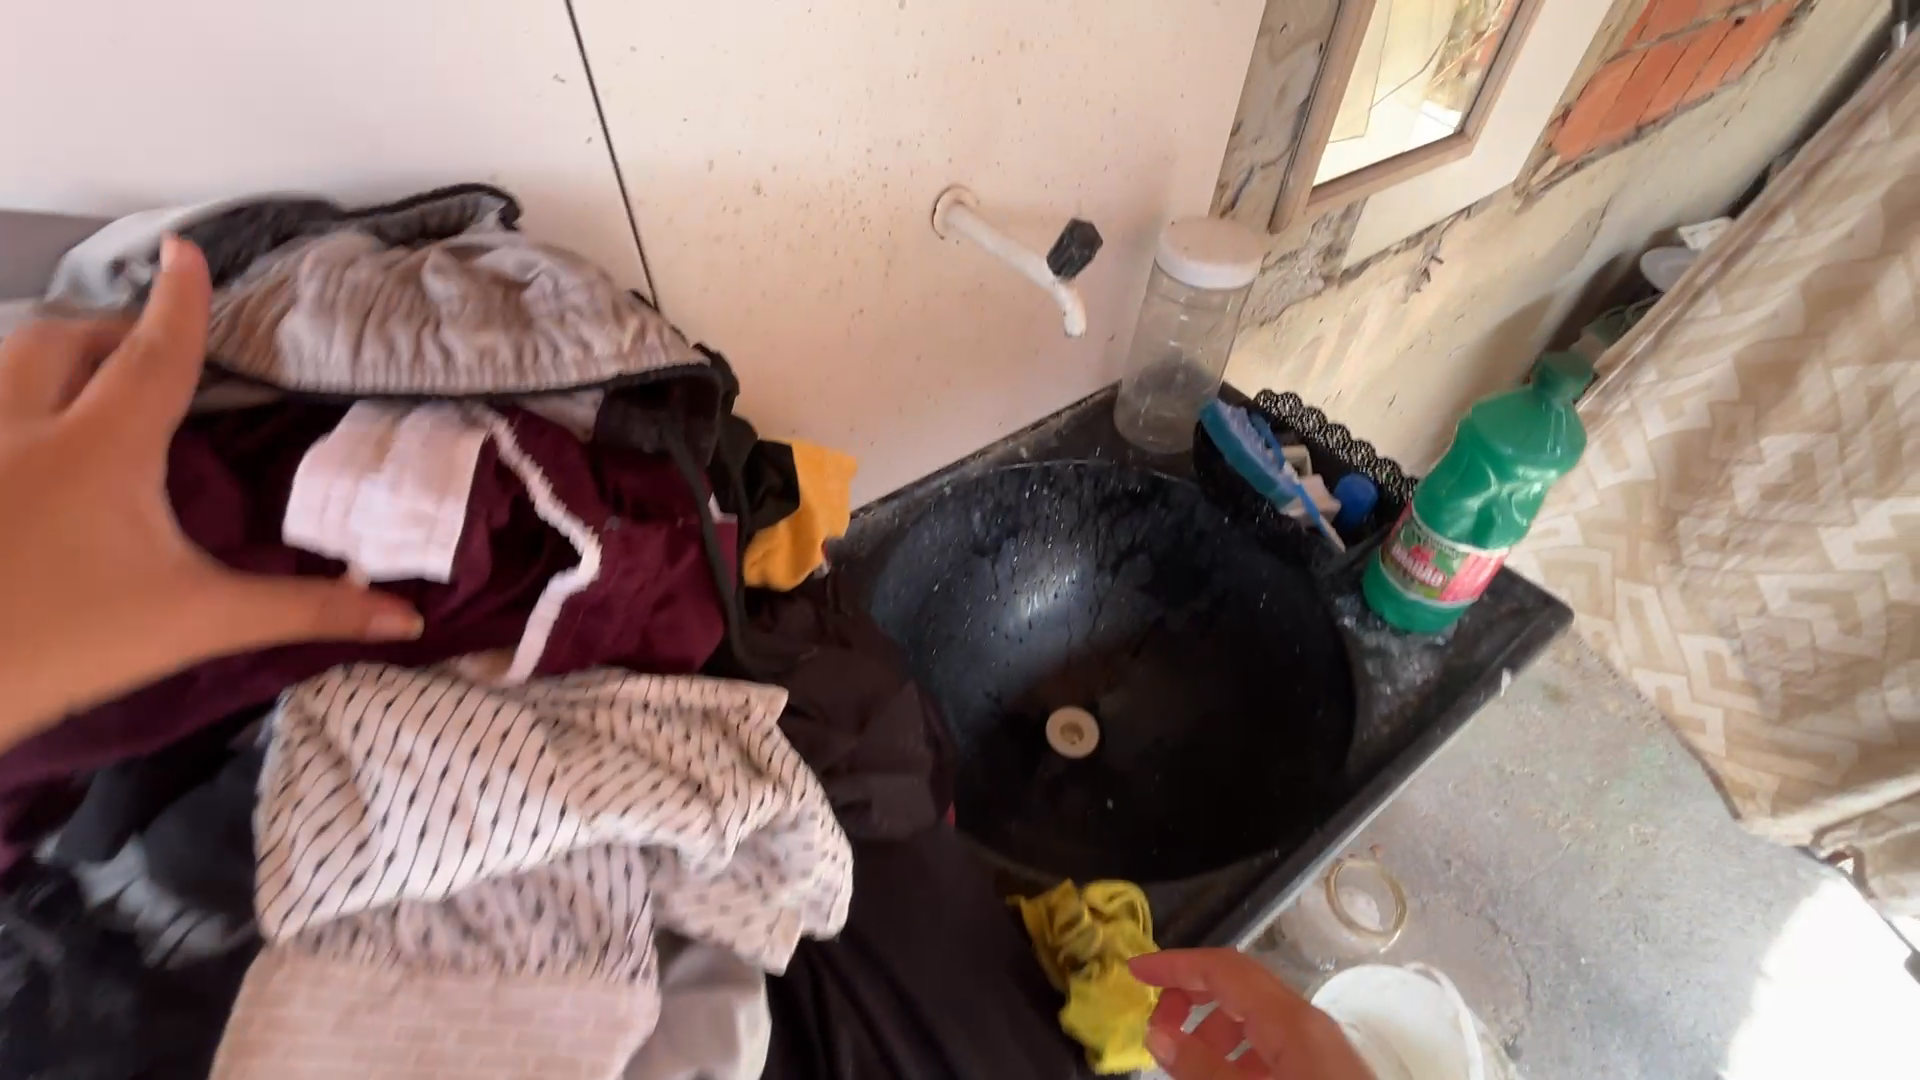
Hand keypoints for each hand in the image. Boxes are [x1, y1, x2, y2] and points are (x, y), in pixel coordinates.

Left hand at [0, 235, 421, 747]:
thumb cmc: (63, 640)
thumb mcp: (202, 621)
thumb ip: (308, 610)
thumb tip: (409, 619)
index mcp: (95, 452)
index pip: (153, 360)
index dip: (179, 305)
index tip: (189, 252)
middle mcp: (16, 434)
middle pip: (54, 341)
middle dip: (109, 329)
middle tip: (159, 347)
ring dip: (54, 357)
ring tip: (100, 379)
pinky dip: (16, 400)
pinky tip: (42, 438)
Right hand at [1131, 948, 1372, 1079]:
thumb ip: (1202, 1069)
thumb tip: (1156, 1033)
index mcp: (1292, 1020)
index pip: (1221, 968)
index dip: (1174, 965)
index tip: (1135, 972)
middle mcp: (1308, 1023)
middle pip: (1238, 986)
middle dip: (1191, 997)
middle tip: (1159, 1026)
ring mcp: (1322, 1050)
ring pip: (1255, 1018)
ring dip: (1213, 1029)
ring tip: (1188, 1063)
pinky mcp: (1326, 1074)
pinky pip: (1273, 1048)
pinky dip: (1239, 1055)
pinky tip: (1223, 1079)